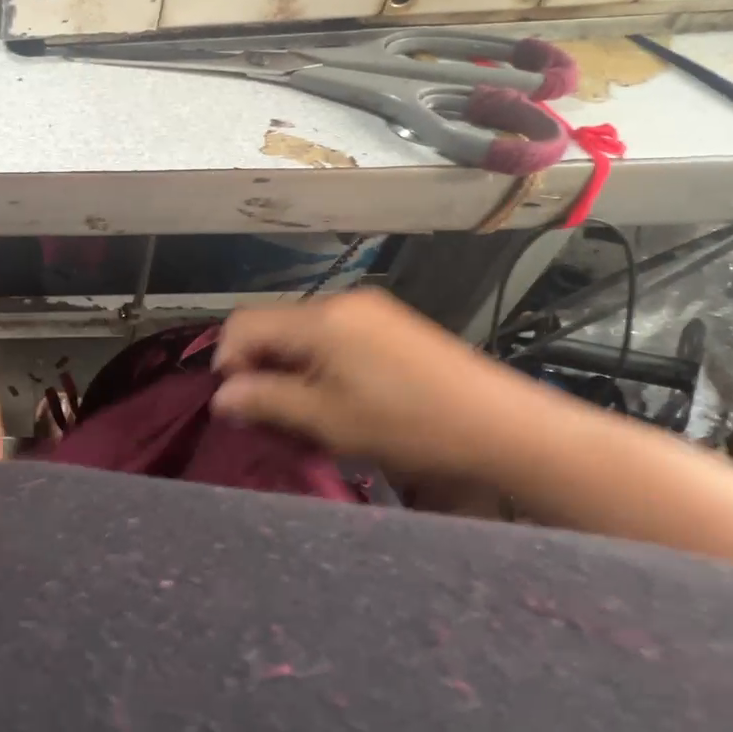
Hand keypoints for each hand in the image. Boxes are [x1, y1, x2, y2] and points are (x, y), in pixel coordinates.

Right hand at [210, 289, 553, 477]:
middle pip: (272, 326)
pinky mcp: (393, 325)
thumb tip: (221, 396)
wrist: (510, 430)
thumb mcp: (327, 420)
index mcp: (319, 318)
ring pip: (302, 333)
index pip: (242, 325)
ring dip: (291, 369)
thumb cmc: (411, 425)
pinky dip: (321, 364)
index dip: (228, 363)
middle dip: (260, 368)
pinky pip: (333, 336)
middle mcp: (340, 301)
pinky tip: (342, 398)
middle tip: (273, 416)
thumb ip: (265, 401)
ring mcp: (371, 309)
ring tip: (309, 413)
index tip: (239, 406)